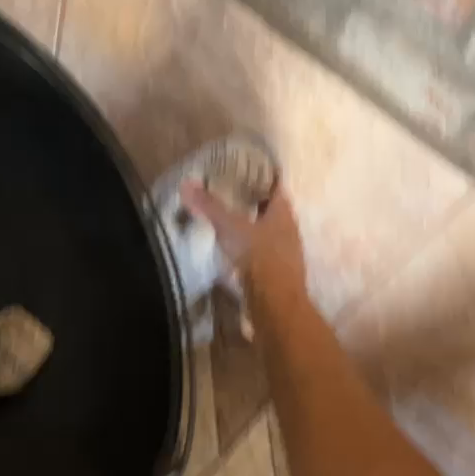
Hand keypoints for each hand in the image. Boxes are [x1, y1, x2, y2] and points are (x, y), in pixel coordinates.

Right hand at [179, 179, 306, 300]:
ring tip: (228, 220)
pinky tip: (234, 250)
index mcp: (283, 212)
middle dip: (253, 202)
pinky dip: (250, 248)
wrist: (276, 304)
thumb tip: (186, 184)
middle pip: (271, 210)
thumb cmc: (258, 257)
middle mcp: (288, 230)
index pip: (275, 186)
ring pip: (268, 232)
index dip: (261, 177)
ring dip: (251, 226)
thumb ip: (209, 206)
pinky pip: (263, 253)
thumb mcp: (230, 227)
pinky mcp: (277, 273)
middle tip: (229, 193)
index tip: (242, 171)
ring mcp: (285, 253)